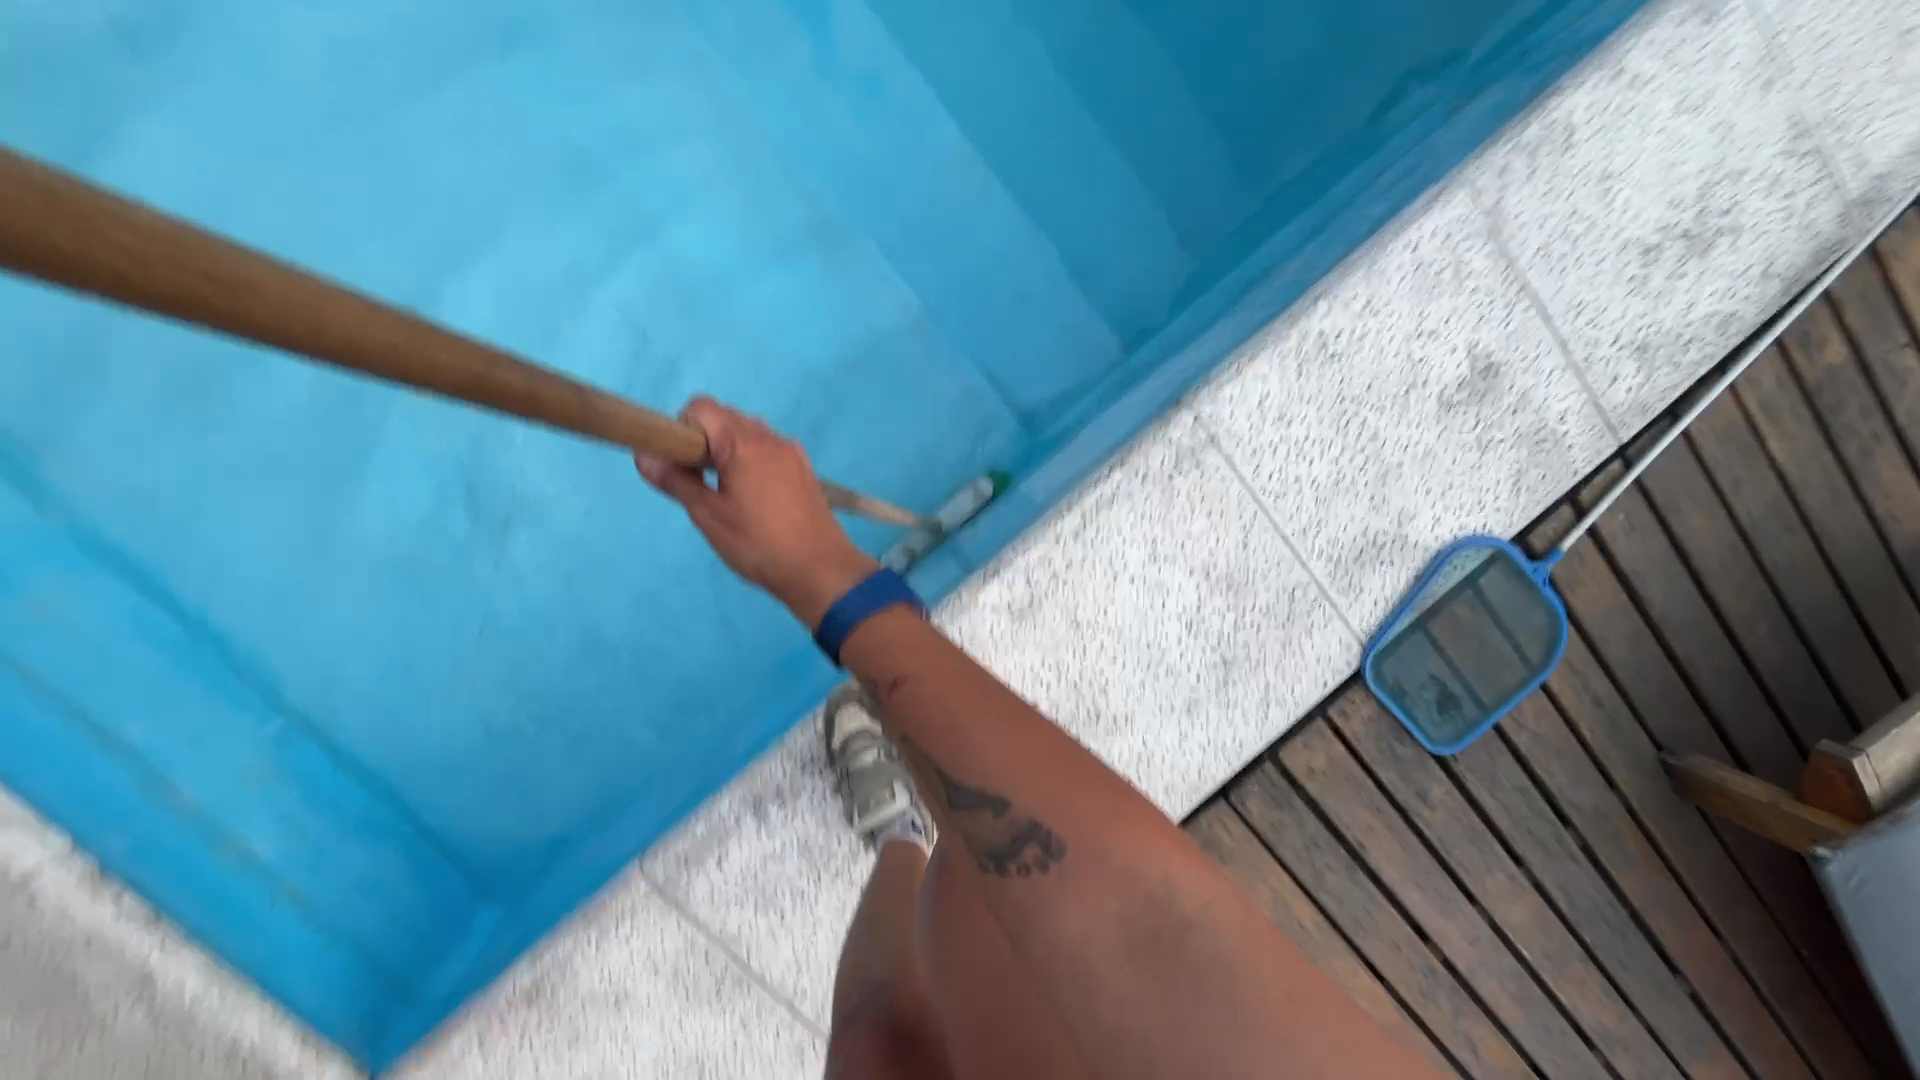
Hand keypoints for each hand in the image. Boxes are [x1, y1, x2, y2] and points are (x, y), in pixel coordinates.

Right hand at [636, 397, 877, 625]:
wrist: (821, 569)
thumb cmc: (758, 543)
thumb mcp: (708, 515)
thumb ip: (675, 480)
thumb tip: (644, 455)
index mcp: (743, 442)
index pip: (701, 407)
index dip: (682, 429)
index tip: (682, 465)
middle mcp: (770, 437)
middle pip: (725, 418)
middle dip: (704, 442)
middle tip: (700, 483)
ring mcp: (791, 452)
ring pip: (749, 435)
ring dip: (729, 453)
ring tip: (727, 495)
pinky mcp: (804, 469)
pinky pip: (769, 451)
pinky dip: (752, 463)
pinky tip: (754, 500)